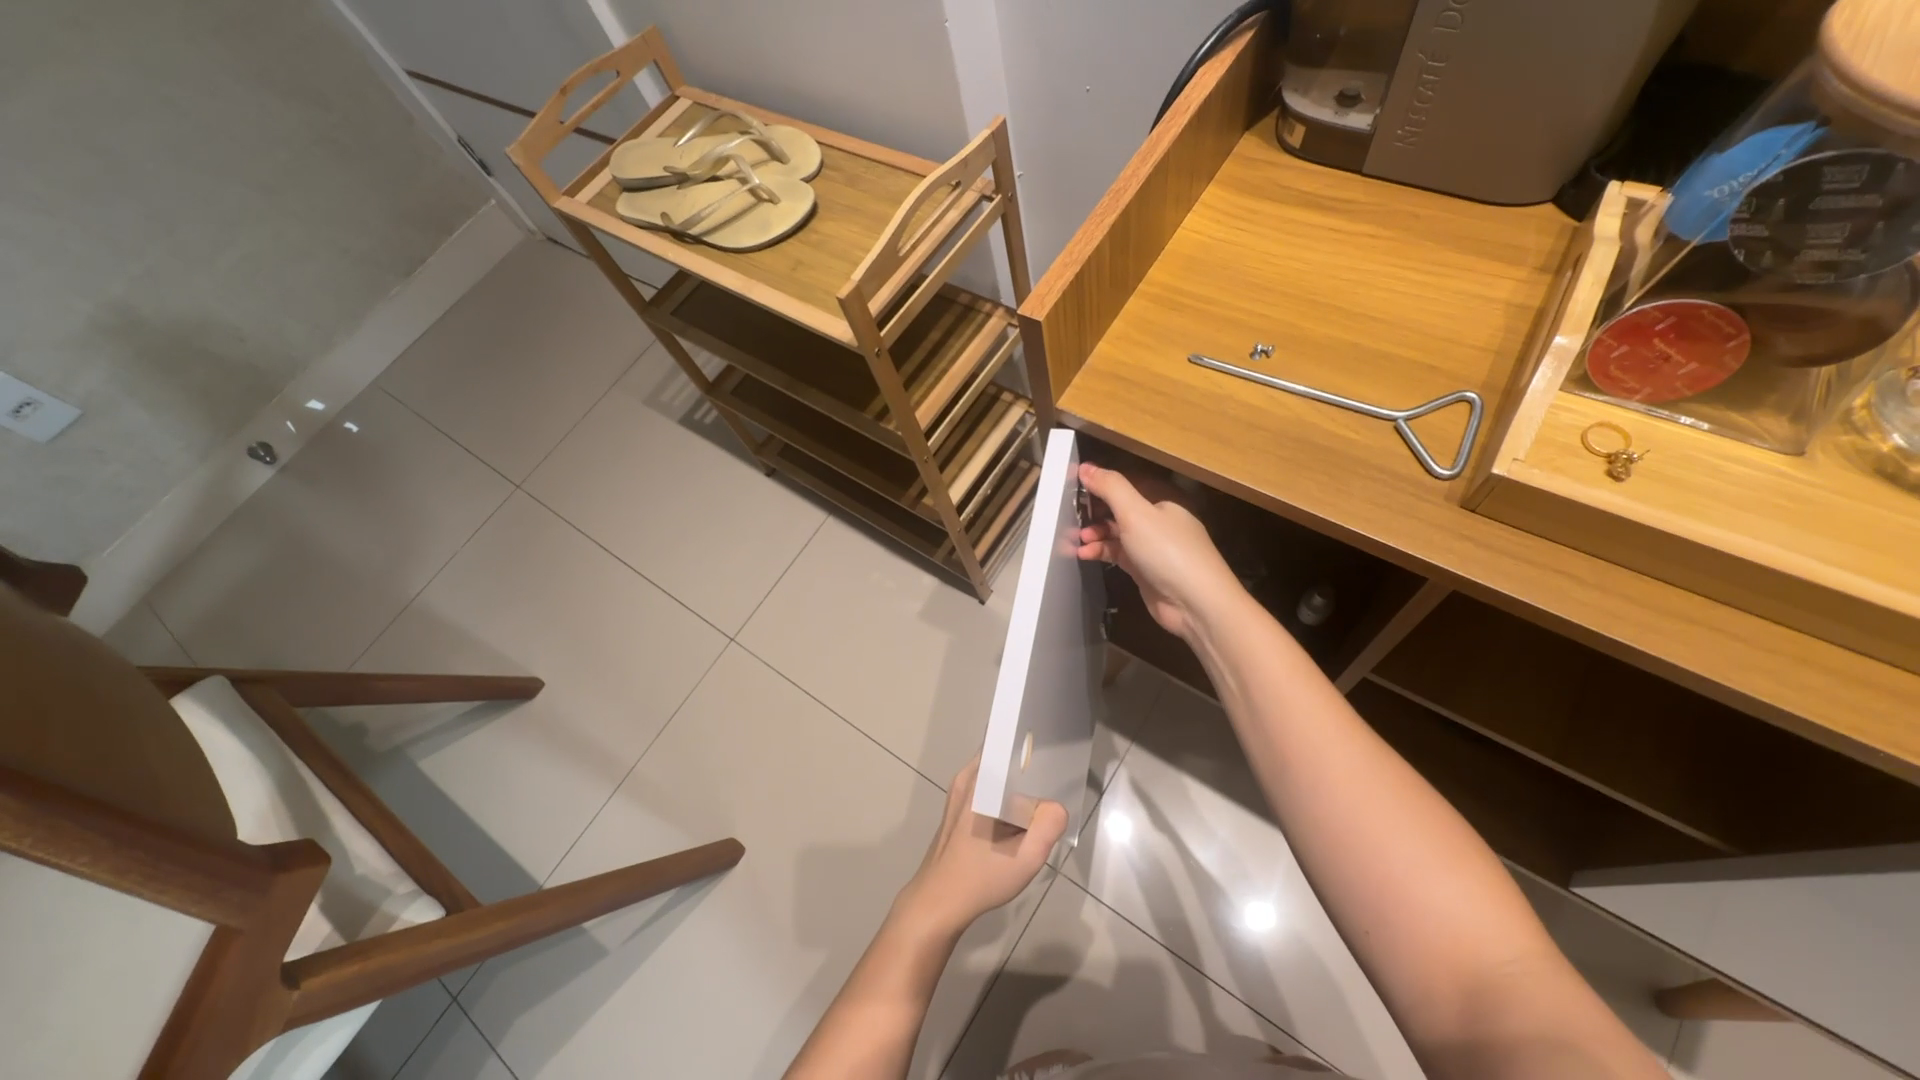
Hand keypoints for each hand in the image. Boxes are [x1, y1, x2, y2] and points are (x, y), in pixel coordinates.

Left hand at [894, 759, 1066, 937]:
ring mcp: (959, 791)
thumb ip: (1049, 824)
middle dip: (1031, 771)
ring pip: (999, 776)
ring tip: (1040, 806)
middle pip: (1007, 759)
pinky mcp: (958, 806)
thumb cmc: (980, 878)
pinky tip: (1018, 821)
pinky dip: (1006, 799)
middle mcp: (966, 778)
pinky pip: (989, 790)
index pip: (1012, 745)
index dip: (1036, 749)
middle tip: (1055, 789)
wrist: (938, 903)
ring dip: (1019, 788)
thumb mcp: (1026, 857)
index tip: (1058, 759)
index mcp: (979, 782)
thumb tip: (1055, 807)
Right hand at [1075, 463, 1242, 640]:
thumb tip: (1085, 467)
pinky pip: (1119, 557)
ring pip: (1118, 538)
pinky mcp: (1146, 574)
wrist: (1196, 603)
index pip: (1127, 493)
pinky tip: (1086, 556)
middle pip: (1121, 515)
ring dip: (1097, 537)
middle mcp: (1160, 526)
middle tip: (1073, 522)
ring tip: (1078, 542)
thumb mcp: (1136, 513)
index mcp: (1162, 506)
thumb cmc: (1167, 551)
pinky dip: (1103, 554)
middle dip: (1096, 517)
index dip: (1101, 491)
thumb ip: (1110, 488)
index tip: (1075, 494)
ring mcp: (1154, 551)